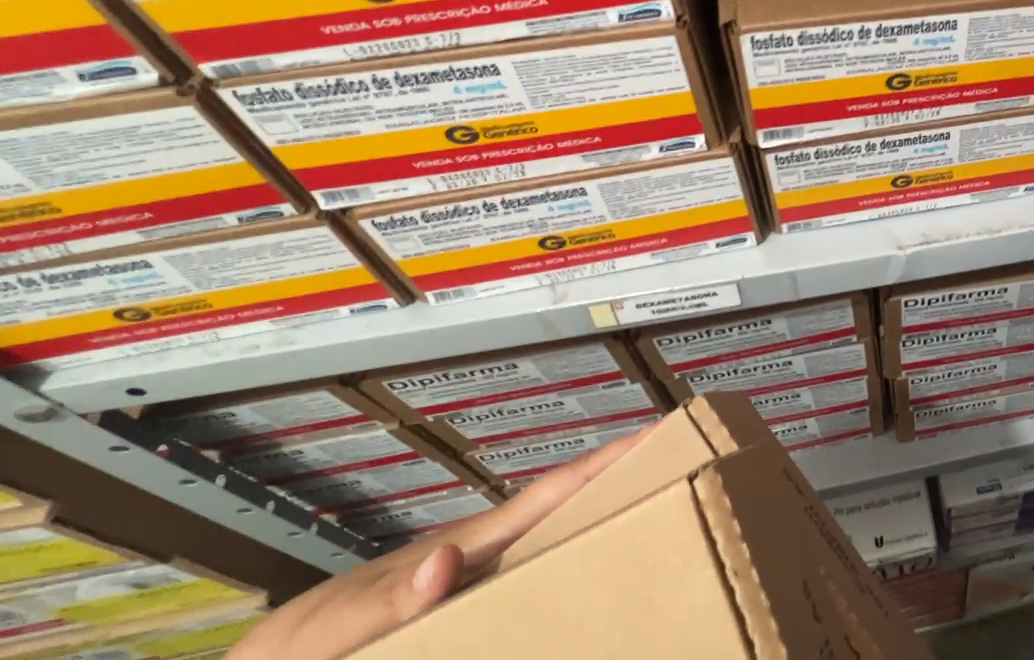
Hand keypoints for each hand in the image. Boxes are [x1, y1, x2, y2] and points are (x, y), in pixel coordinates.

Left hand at [229, 429, 646, 659]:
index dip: (605, 463)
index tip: (662, 431)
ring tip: (670, 515)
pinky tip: (604, 586)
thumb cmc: (303, 646)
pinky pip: (544, 581)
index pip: (550, 496)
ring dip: (611, 519)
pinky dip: (582, 565)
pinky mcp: (479, 610)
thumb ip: (390, 602)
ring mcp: (485, 580)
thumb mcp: (338, 633)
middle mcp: (489, 555)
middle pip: (571, 508)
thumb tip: (455, 559)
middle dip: (629, 479)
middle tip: (693, 466)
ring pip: (562, 542)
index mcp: (471, 548)